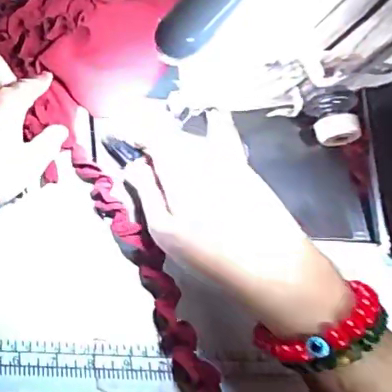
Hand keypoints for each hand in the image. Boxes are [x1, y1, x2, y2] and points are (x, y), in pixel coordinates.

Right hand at [119, 109, 351, 335]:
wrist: (271, 262)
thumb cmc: (208, 252)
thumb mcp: (164, 229)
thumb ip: (145, 192)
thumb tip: (133, 166)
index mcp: (177, 165)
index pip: (151, 133)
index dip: (134, 131)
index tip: (121, 136)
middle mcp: (203, 152)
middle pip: (174, 133)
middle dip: (155, 137)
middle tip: (143, 150)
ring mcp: (229, 156)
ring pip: (197, 136)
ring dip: (180, 139)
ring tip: (170, 152)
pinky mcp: (247, 166)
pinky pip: (223, 138)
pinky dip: (211, 130)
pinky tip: (209, 130)